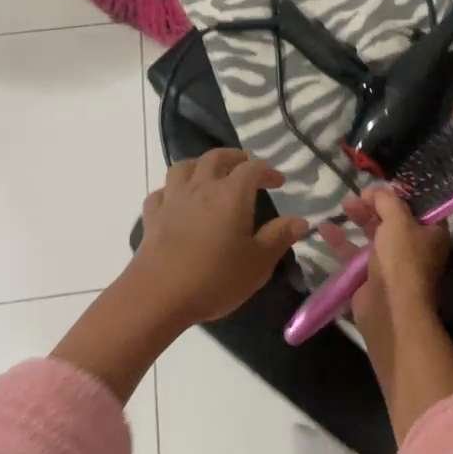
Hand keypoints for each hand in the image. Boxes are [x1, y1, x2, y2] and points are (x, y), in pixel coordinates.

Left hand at [127, 149, 307, 325]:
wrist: (158, 296)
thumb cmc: (215, 279)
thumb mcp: (258, 263)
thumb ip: (279, 237)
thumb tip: (300, 221)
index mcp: (231, 194)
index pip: (252, 169)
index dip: (267, 171)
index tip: (279, 182)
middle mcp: (201, 187)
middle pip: (216, 158)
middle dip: (234, 158)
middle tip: (245, 166)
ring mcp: (173, 199)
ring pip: (184, 167)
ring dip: (199, 165)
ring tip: (209, 175)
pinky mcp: (152, 217)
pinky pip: (161, 192)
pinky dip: (172, 191)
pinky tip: (176, 201)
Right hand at [318, 189, 452, 443]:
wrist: (390, 310)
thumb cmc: (402, 261)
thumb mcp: (398, 221)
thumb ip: (387, 200)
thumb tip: (377, 191)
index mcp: (432, 234)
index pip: (421, 207)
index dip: (404, 194)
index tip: (385, 185)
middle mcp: (415, 248)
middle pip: (394, 219)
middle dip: (376, 205)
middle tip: (358, 195)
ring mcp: (392, 264)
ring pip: (375, 235)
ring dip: (360, 219)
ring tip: (344, 205)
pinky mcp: (371, 277)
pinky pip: (356, 253)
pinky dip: (342, 241)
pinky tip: (324, 227)